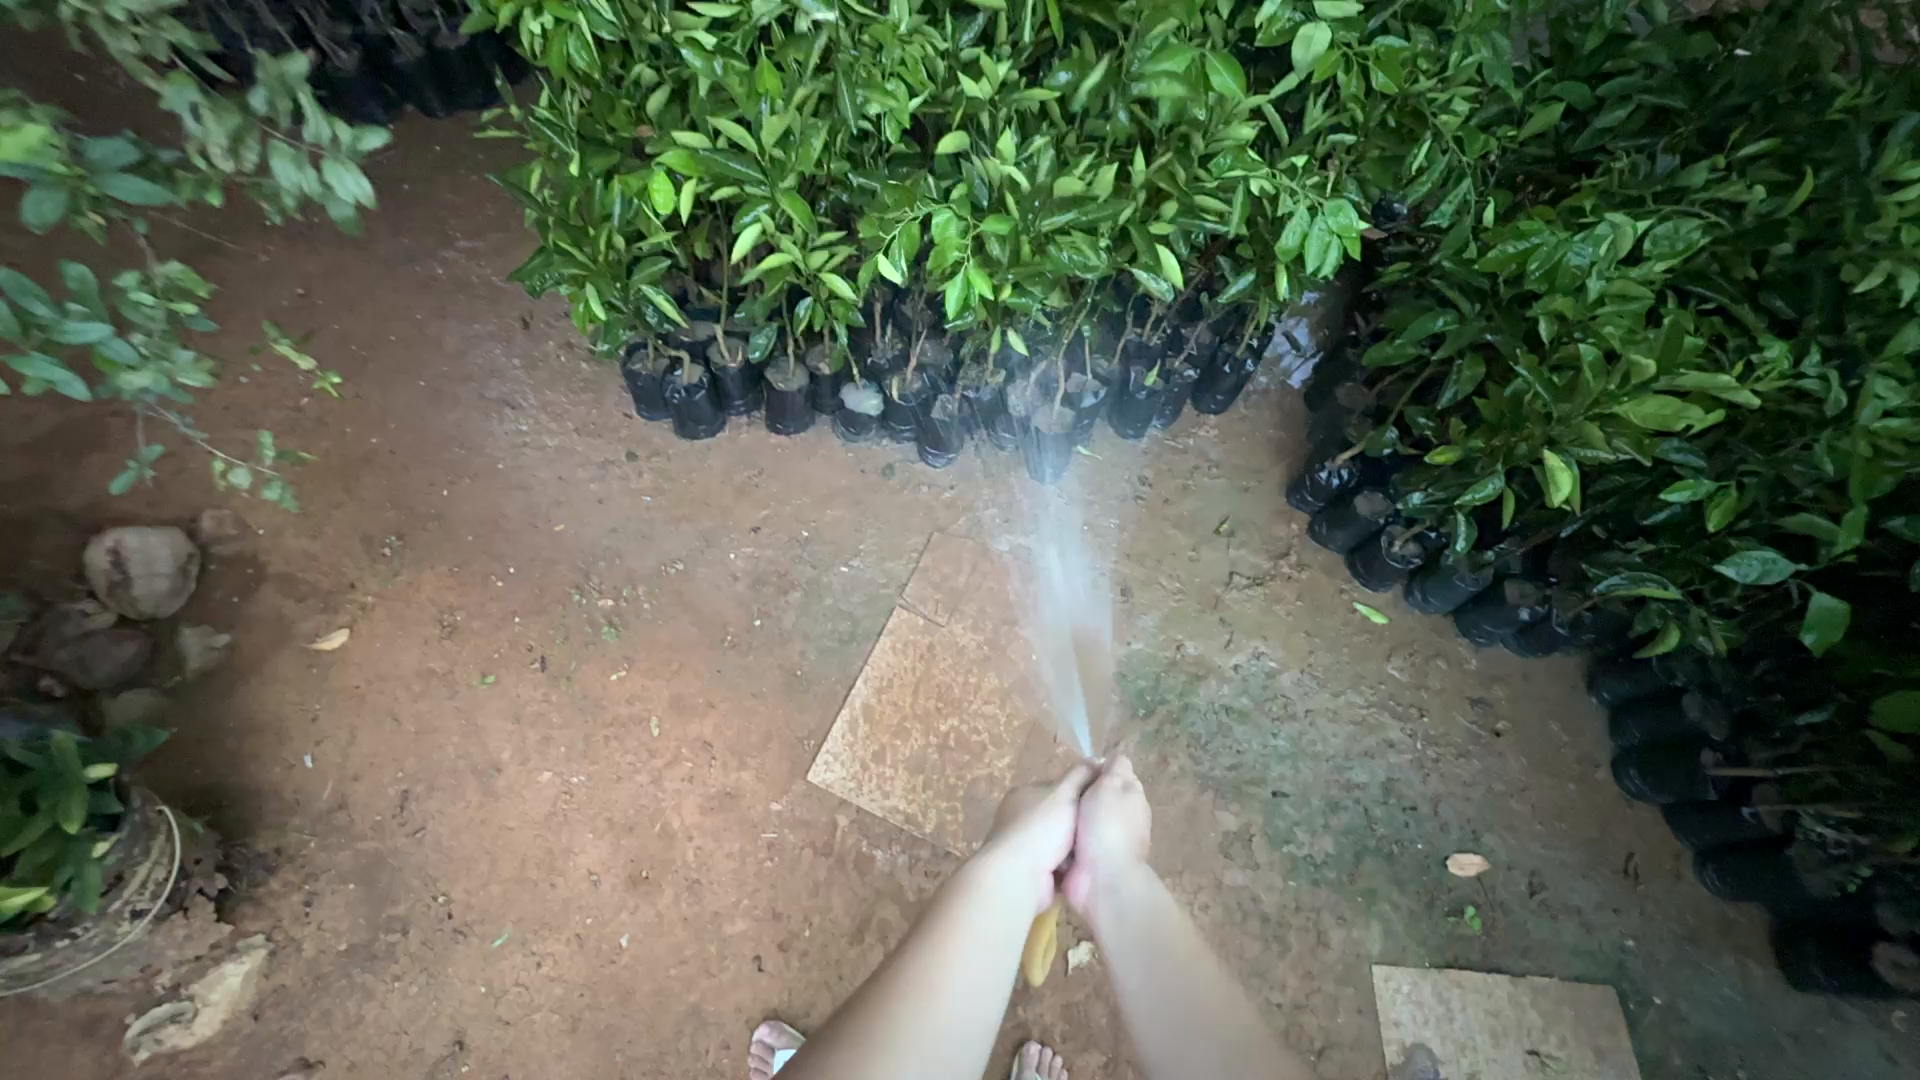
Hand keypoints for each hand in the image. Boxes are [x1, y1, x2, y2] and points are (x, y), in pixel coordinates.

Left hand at [973, 763, 1093, 916]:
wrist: (1018, 876)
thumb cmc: (1041, 828)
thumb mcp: (1064, 793)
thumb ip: (1080, 775)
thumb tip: (1096, 760)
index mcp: (1023, 794)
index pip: (1056, 788)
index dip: (1079, 793)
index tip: (1099, 802)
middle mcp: (1019, 818)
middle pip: (1059, 817)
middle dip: (1078, 824)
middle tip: (1099, 829)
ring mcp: (1023, 846)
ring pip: (1060, 843)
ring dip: (1075, 849)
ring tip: (1095, 851)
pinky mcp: (1028, 872)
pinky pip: (1057, 865)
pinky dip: (1068, 868)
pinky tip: (1082, 869)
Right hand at [1063, 755, 1150, 921]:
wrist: (1101, 879)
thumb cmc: (1106, 825)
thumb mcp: (1113, 786)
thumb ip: (1114, 768)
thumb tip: (1116, 756)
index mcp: (1131, 798)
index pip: (1116, 775)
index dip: (1097, 770)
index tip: (1078, 771)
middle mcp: (1120, 818)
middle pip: (1095, 797)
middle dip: (1078, 794)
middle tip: (1058, 790)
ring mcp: (1103, 840)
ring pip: (1081, 818)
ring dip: (1068, 816)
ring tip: (1048, 809)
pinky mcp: (1087, 859)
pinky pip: (1072, 840)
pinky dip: (1063, 836)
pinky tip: (1049, 831)